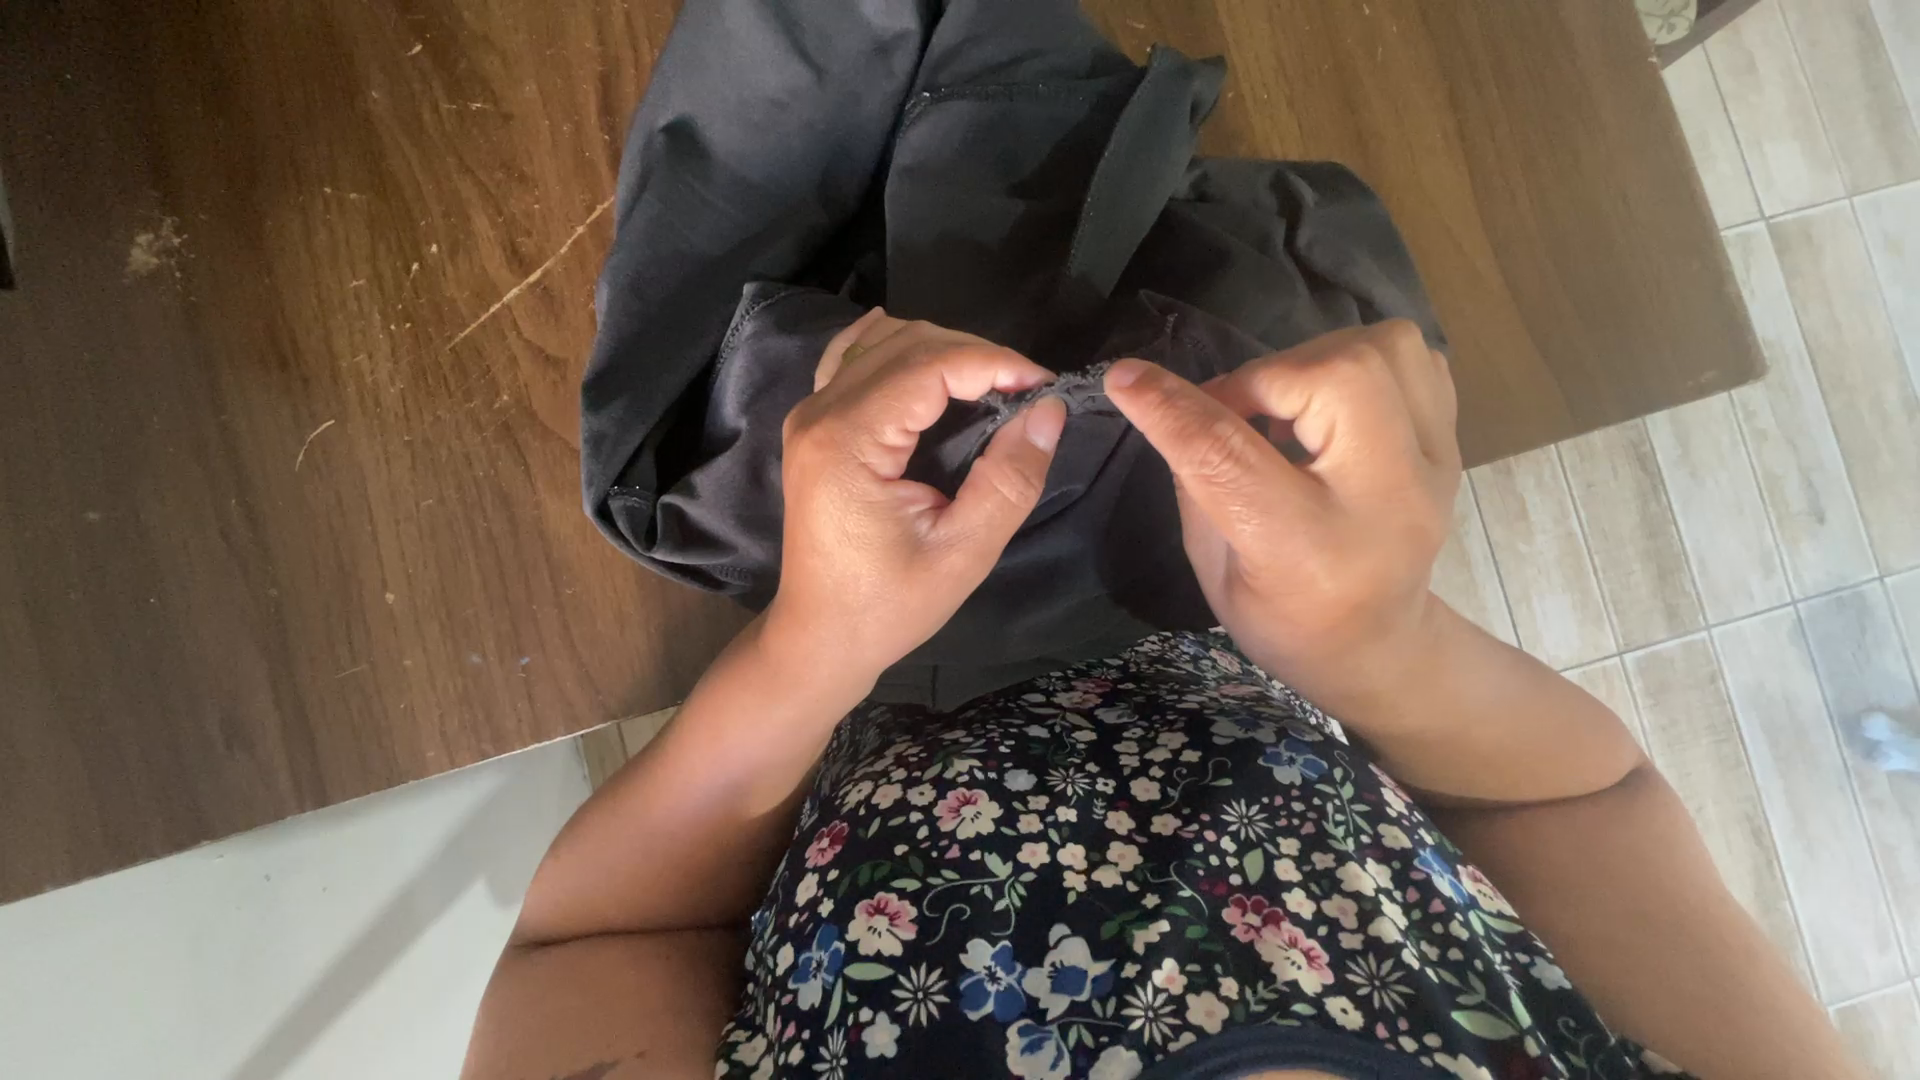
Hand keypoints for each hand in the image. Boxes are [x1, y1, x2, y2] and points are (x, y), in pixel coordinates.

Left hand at [762, 309, 1067, 692]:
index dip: (994, 363)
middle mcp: (821, 412)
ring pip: (883, 344)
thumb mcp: (964, 552)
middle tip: (1025, 392)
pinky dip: (894, 348)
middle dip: (974, 355)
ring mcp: (810, 414)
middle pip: (907, 344)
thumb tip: (1049, 411)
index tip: (1044, 386)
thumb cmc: (889, 605)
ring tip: (990, 385)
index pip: (930, 364)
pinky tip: (920, 350)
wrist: (821, 635)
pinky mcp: (812, 425)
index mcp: (849, 440)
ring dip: (942, 351)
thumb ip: (1009, 480)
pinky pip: (853, 360)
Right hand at [1103, 320, 1460, 720]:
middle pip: (1335, 378)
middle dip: (1261, 375)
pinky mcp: (1451, 443)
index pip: (1229, 456)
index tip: (1123, 378)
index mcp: (1304, 550)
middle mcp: (1383, 499)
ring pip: (1382, 349)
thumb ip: (1196, 482)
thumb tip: (1177, 402)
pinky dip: (1355, 362)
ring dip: (1311, 362)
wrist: (1377, 646)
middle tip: (1230, 410)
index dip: (1171, 409)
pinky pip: (1410, 357)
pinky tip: (1326, 405)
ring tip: (1281, 405)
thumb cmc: (1279, 619)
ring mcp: (1433, 465)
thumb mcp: (1212, 571)